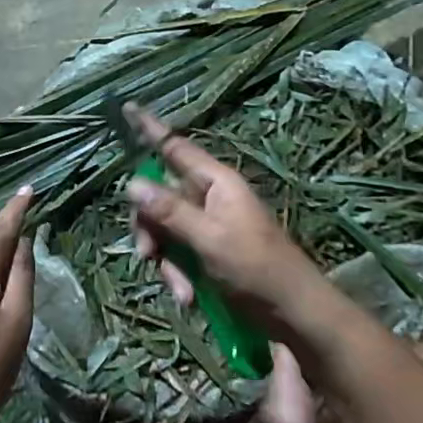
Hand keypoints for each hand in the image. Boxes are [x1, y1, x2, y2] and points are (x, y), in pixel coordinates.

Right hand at [124, 105, 326, 335]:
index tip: (127, 107)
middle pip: (159, 196)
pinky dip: (177, 274)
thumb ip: (170, 211)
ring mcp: (207, 225)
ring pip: (164, 229)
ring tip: (180, 290)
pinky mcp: (207, 251)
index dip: (150, 128)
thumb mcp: (210, 239)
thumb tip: (131, 183)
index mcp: (215, 182)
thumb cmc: (258, 269)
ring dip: (165, 260)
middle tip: (147, 254)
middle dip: (150, 228)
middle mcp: (208, 198)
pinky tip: (187, 296)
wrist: (295, 315)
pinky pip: (177, 252)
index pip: (175, 147)